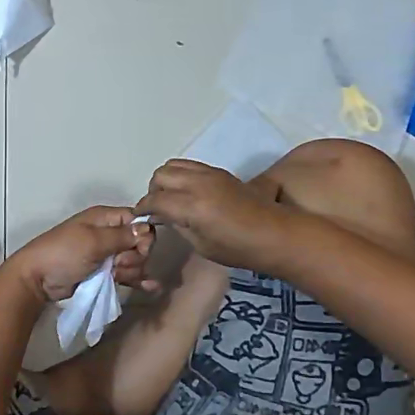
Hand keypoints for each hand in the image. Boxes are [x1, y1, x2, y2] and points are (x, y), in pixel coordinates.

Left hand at [6, 207, 155, 301]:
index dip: (143, 235)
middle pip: (138, 243)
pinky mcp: (104, 273)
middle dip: (134, 256)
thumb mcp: (93, 241)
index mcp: (105, 218)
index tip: (140, 249)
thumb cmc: (64, 253)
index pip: (137, 221)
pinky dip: (138, 280)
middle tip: (117, 263)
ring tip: (115, 276)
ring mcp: (107, 255)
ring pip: (134, 260)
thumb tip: (147, 229)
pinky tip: (150, 288)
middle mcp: (109, 234)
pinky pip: (127, 274)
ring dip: (132, 270)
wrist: (38, 279)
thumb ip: (122, 236)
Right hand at [135, 160, 295, 272]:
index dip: (143, 208)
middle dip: (153, 190)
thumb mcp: (201, 245)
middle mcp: (199, 183)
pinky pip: (191, 166)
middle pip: (161, 175)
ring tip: (171, 198)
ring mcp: (211, 174)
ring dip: (166, 180)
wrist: (275, 234)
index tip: (139, 217)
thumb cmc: (238, 249)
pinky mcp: (220, 172)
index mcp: (193, 206)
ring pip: (174, 165)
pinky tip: (187, 193)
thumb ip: (178, 225)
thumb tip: (164, 216)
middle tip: (156, 208)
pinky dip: (181, 175)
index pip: (155, 199)